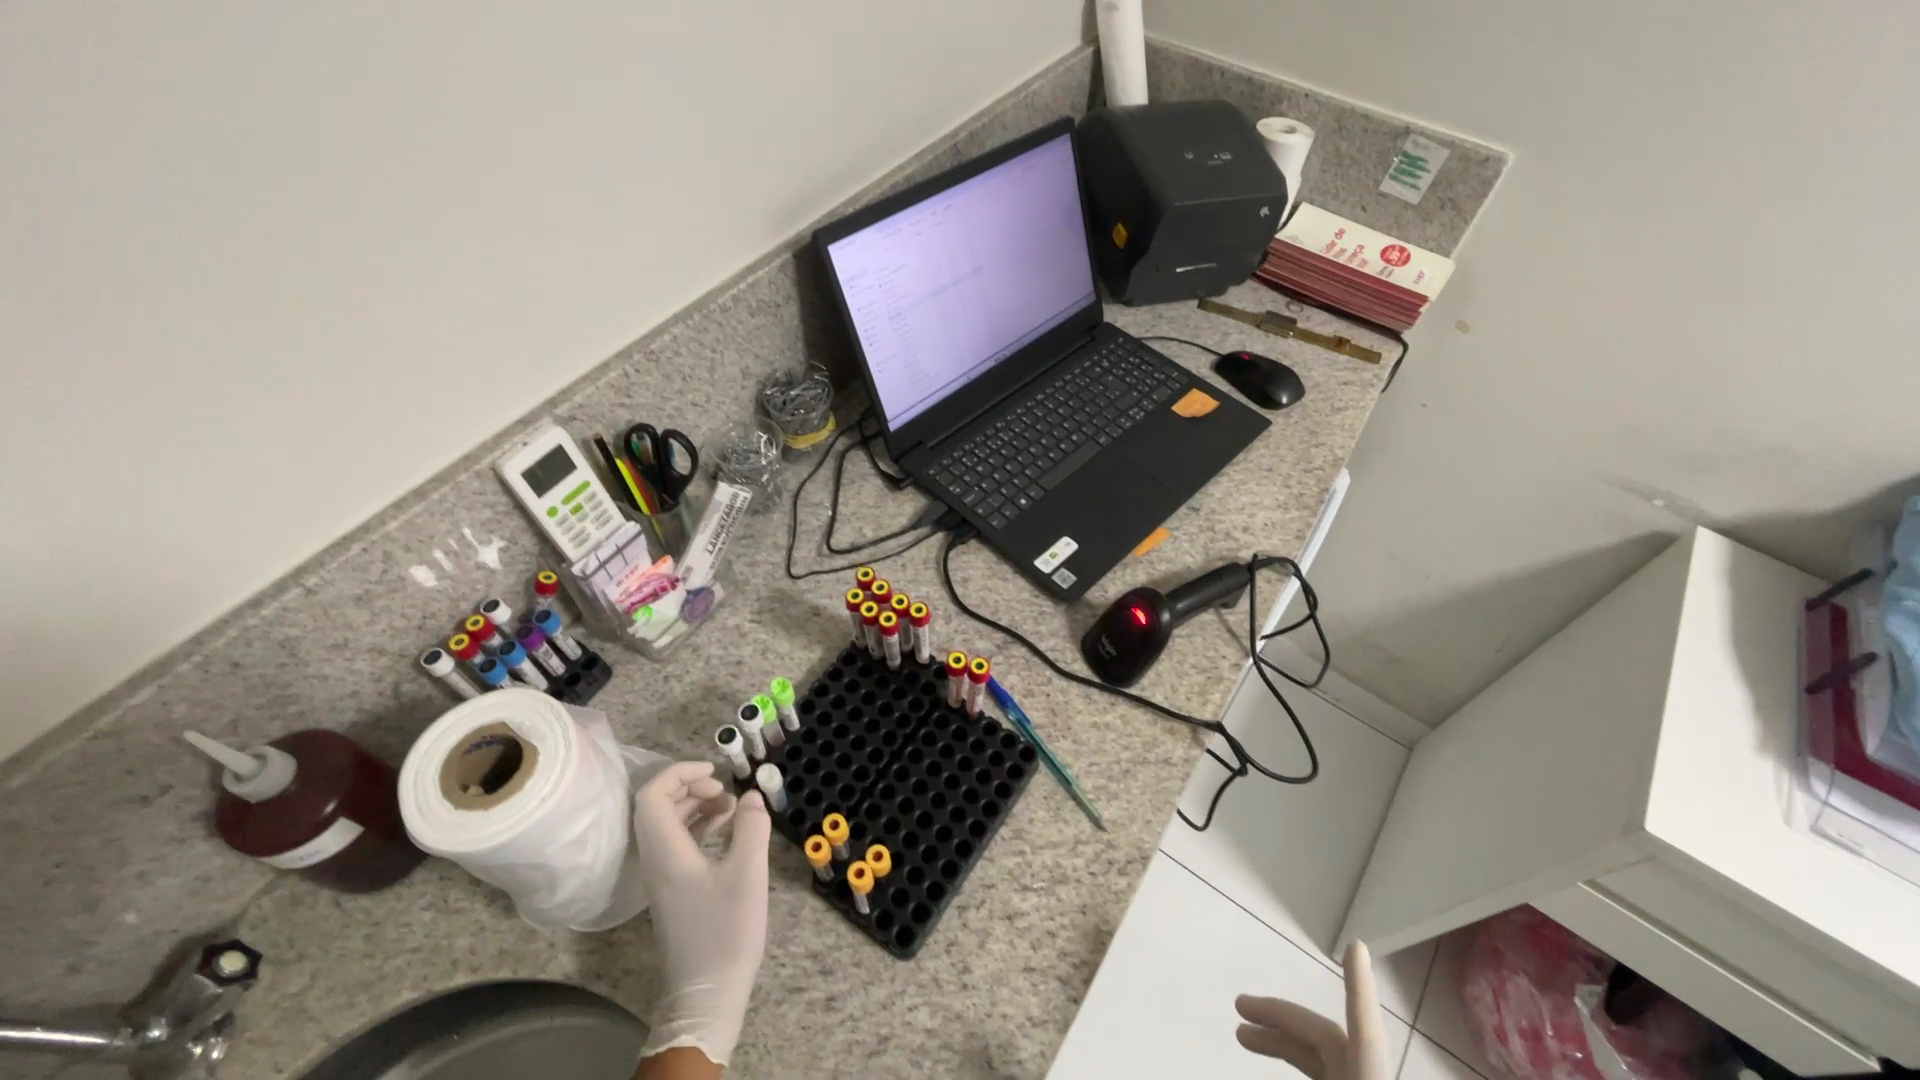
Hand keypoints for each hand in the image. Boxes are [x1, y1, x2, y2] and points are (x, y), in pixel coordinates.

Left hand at [630, 760, 771, 1067]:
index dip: (679, 773)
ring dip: (694, 806)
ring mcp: (661, 876)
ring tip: (730, 806)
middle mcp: (655, 860)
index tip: (715, 772)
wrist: (707, 991)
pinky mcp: (672, 889)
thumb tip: (752, 795)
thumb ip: (752, 828)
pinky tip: (726, 831)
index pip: (652, 796)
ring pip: (666, 824)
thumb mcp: (748, 875)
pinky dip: (697, 827)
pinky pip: (675, 843)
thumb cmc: (726, 932)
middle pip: (655, 806)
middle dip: (689, 786)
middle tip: (724, 788)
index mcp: (666, 852)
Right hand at [1236, 941, 1392, 1079]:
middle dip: (1282, 1015)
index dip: (1360, 989)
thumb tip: (1261, 1066)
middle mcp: (1366, 1076)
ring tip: (1242, 1034)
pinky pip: (1325, 1071)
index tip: (1356, 945)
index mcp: (1367, 1078)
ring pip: (1322, 1053)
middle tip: (1240, 1004)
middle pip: (1325, 1036)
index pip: (1365, 1032)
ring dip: (1282, 1040)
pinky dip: (1301, 1057)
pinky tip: (1279, 1057)